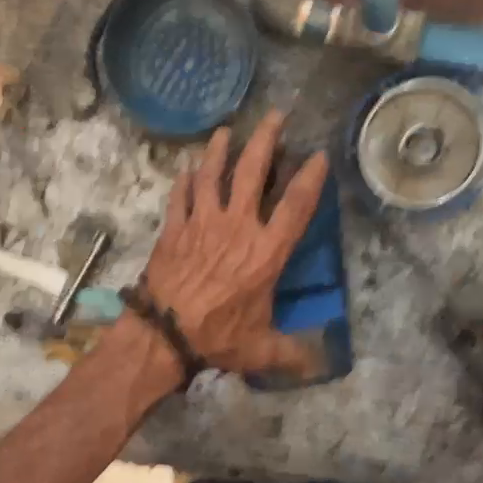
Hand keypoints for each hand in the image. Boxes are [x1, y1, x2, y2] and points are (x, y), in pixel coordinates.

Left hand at [140, 111, 328, 376]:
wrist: (164, 333)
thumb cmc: (217, 337)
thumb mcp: (261, 349)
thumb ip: (291, 353)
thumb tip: (318, 366)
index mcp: (267, 251)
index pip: (296, 205)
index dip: (310, 177)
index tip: (317, 155)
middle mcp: (238, 226)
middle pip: (253, 171)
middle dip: (266, 139)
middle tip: (275, 116)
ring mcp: (202, 223)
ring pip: (212, 174)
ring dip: (219, 150)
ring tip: (225, 132)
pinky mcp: (174, 229)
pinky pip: (180, 196)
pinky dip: (184, 182)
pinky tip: (185, 171)